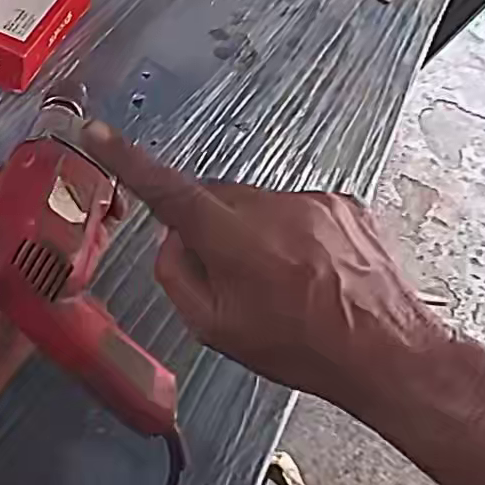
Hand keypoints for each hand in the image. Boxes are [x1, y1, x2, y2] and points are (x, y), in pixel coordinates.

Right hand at [80, 121, 484, 430]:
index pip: (165, 189)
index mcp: (231, 240)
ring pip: (253, 203)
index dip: (126, 158)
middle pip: (212, 198)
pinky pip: (291, 206)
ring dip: (251, 231)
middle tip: (229, 274)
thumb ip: (176, 276)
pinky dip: (287, 230)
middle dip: (209, 227)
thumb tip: (170, 241)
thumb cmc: (299, 347)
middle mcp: (269, 208)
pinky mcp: (339, 201)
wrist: (385, 352)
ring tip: (279, 278)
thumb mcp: (215, 328)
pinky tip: (306, 268)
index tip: (99, 132)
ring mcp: (309, 201)